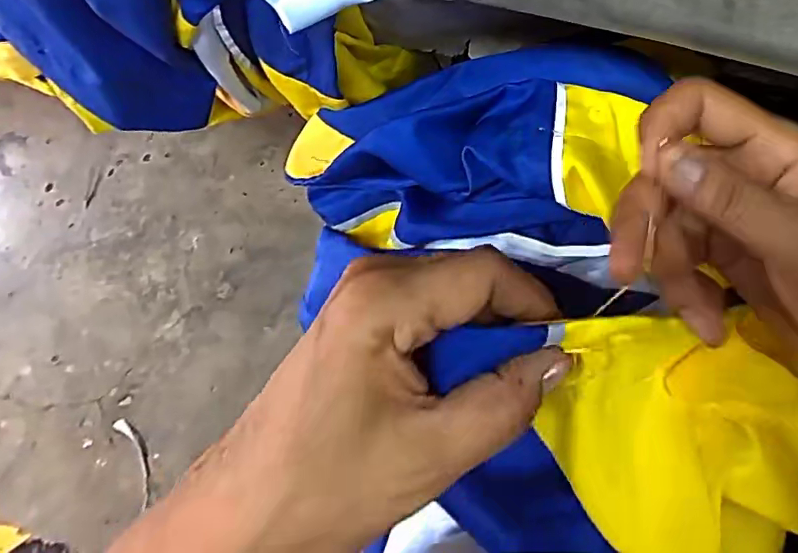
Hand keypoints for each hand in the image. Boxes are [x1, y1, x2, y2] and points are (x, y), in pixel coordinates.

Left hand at [110, 249, 571, 552]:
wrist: (237, 524)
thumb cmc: (329, 487)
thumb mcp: (431, 455)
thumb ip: (506, 401)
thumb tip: (560, 357)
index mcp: (384, 296)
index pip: (487, 272)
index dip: (534, 303)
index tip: (560, 344)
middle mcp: (376, 272)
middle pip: (472, 273)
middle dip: (513, 315)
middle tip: (537, 360)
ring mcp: (365, 286)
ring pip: (457, 284)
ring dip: (489, 323)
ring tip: (505, 368)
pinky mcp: (362, 306)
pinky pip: (434, 299)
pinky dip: (463, 328)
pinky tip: (466, 367)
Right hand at [608, 78, 797, 398]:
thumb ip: (736, 202)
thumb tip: (664, 156)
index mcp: (773, 149)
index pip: (700, 104)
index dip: (662, 126)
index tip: (646, 178)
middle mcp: (746, 171)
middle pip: (668, 166)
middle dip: (645, 214)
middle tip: (628, 267)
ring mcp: (734, 213)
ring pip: (669, 219)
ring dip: (669, 268)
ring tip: (700, 317)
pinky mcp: (728, 252)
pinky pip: (683, 258)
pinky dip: (685, 292)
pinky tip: (710, 326)